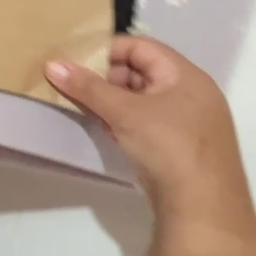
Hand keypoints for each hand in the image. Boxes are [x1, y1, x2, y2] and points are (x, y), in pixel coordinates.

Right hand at [46, 37, 255, 255]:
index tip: (74, 63)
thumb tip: (51, 64)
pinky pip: (144, 117)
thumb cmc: (169, 147)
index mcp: (186, 77)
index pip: (140, 46)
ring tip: (82, 106)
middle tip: (74, 86)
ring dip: (109, 98)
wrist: (204, 208)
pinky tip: (104, 128)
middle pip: (138, 69)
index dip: (106, 50)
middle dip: (103, 76)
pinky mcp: (178, 142)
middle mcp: (190, 93)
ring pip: (138, 96)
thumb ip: (86, 86)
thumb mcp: (123, 112)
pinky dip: (121, 117)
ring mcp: (186, 119)